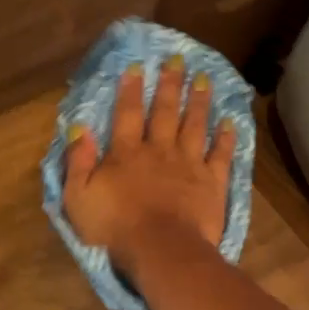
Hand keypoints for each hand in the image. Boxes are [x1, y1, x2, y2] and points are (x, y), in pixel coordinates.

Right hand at [63, 55, 237, 279]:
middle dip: (170, 84)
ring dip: (199, 101)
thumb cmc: (113, 228)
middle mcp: (159, 150)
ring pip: (194, 125)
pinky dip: (226, 137)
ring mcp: (188, 164)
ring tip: (204, 79)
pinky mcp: (212, 182)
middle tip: (178, 60)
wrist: (160, 249)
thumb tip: (78, 129)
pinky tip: (231, 121)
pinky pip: (220, 154)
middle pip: (164, 112)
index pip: (126, 115)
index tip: (138, 66)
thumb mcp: (78, 198)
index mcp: (125, 154)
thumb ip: (78, 162)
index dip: (130, 90)